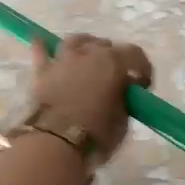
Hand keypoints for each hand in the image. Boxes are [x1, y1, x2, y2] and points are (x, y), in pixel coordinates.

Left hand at [30, 33, 152, 163]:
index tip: (142, 86)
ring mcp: (63, 59)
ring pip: (76, 41)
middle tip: (114, 78)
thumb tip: (120, 93)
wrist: (54, 143)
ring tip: (86, 59)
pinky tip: (44, 46)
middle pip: (105, 45)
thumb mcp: (122, 121)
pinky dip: (44, 47)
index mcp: (113, 63)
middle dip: (113, 58)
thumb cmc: (95, 135)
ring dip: (85, 47)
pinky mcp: (42, 70)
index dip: (142, 68)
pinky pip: (41, 49)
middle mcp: (89, 53)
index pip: (135, 54)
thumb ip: (124, 100)